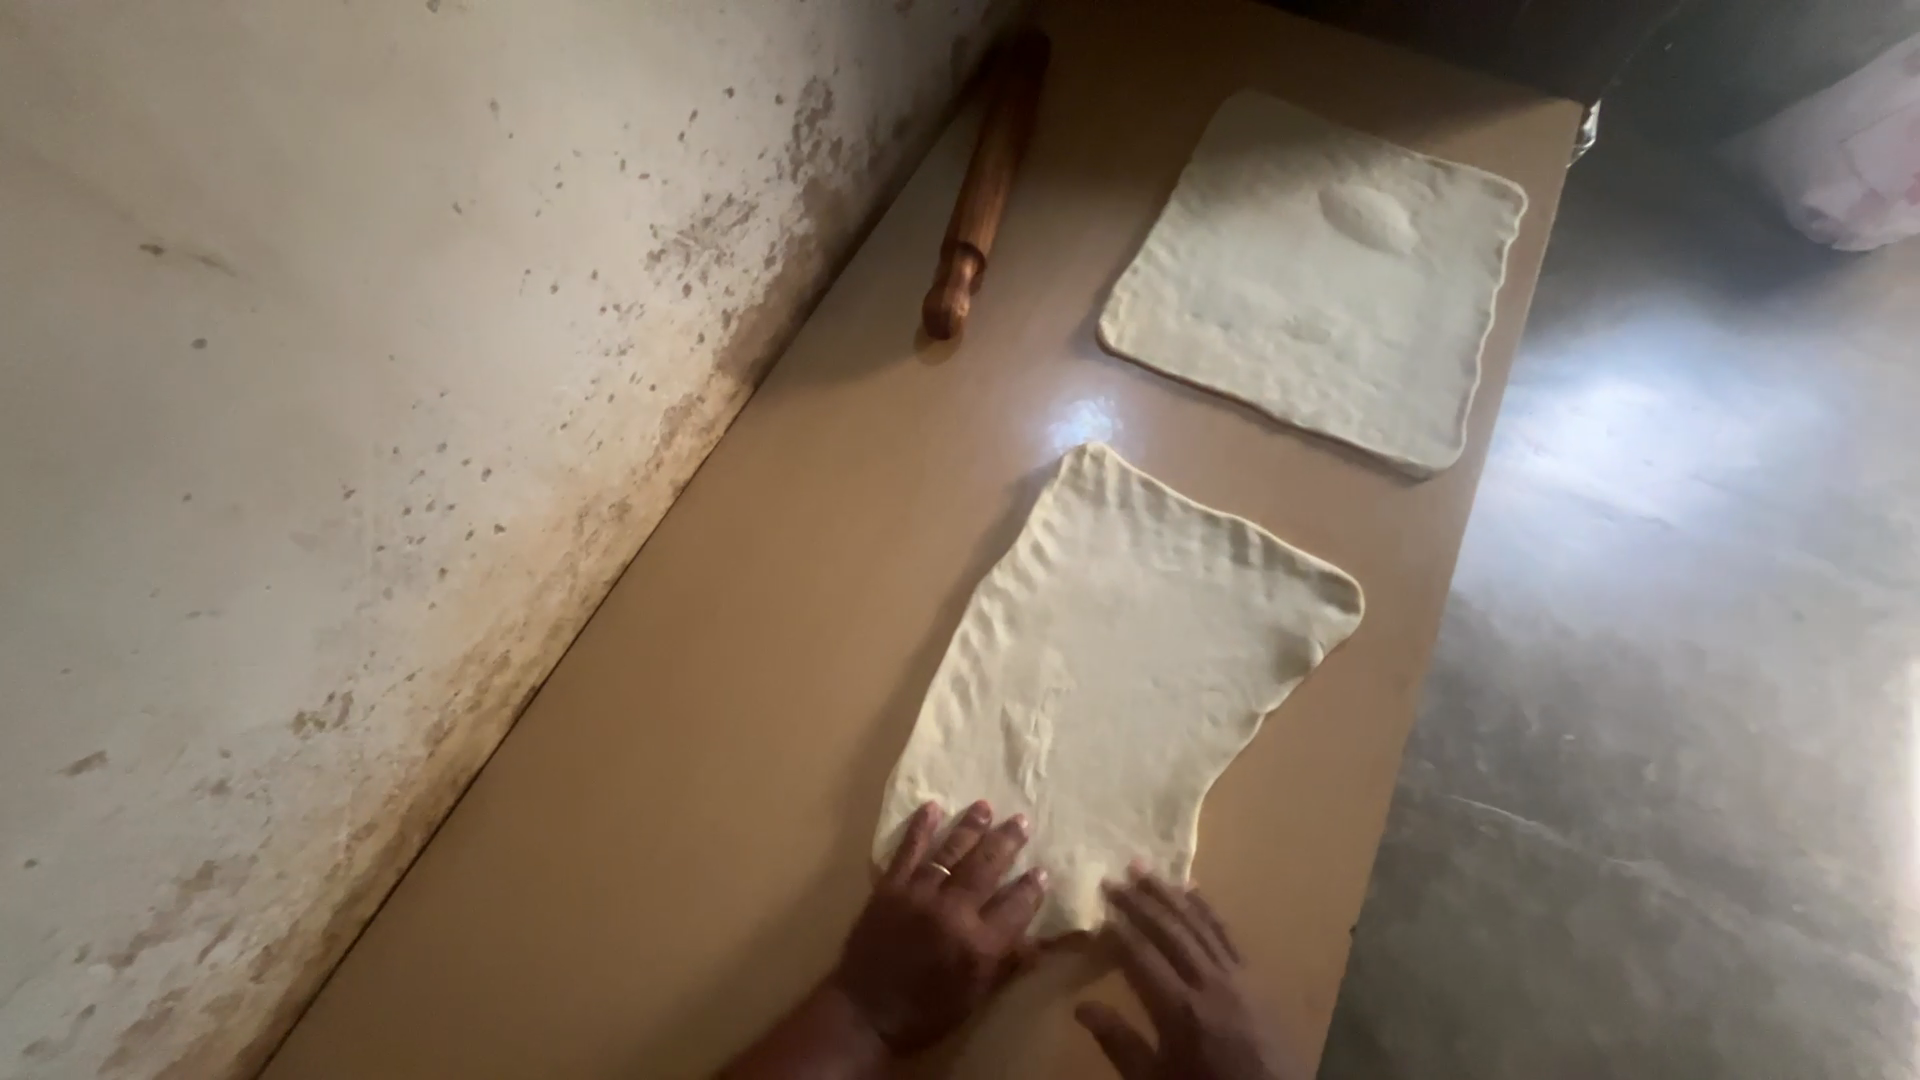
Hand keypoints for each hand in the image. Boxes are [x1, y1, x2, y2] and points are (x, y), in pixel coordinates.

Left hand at [832, 799, 1049, 1054]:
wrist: (866, 1014)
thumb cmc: (926, 1012)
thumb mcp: (975, 997)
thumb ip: (1007, 964)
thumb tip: (1040, 942)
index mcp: (978, 945)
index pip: (1016, 907)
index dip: (1032, 888)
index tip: (1043, 870)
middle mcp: (953, 912)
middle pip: (987, 867)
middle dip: (1007, 842)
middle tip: (1021, 820)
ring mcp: (920, 895)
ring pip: (952, 852)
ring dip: (970, 827)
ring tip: (985, 806)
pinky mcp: (891, 887)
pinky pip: (909, 850)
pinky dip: (920, 827)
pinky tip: (932, 807)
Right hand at [1075, 870, 1303, 1079]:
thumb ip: (1120, 1044)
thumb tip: (1081, 1007)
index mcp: (1181, 1011)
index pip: (1141, 956)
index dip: (1117, 930)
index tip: (1097, 909)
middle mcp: (1209, 984)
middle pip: (1168, 931)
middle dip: (1138, 901)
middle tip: (1113, 877)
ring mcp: (1236, 977)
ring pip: (1197, 923)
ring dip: (1169, 893)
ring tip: (1144, 869)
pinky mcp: (1254, 977)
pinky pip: (1227, 933)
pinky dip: (1206, 908)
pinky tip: (1192, 888)